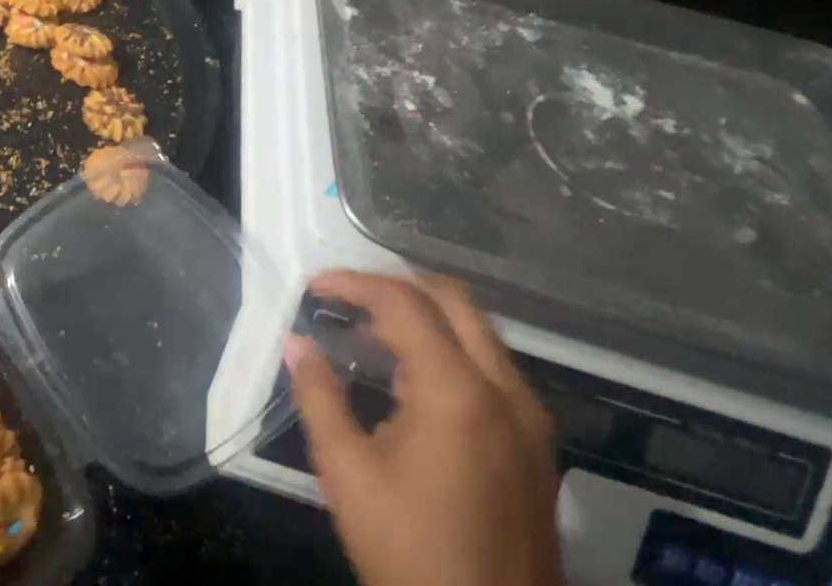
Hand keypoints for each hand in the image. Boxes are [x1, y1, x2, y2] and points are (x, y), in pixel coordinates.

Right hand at [287, 272, 563, 585]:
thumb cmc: (409, 548)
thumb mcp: (346, 471)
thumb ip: (319, 395)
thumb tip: (296, 343)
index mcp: (457, 392)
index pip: (403, 304)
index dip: (353, 284)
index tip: (311, 287)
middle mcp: (506, 390)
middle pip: (454, 301)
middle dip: (393, 284)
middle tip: (342, 296)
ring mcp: (529, 417)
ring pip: (479, 330)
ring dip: (422, 314)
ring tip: (365, 329)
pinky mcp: (535, 442)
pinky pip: (492, 365)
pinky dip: (447, 346)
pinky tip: (406, 373)